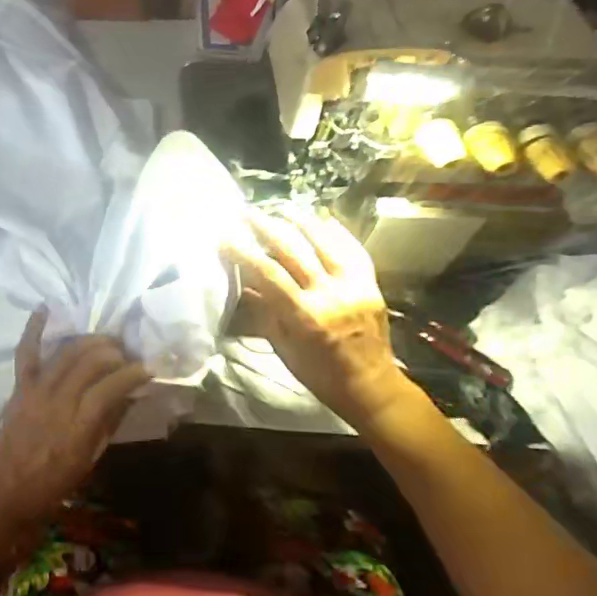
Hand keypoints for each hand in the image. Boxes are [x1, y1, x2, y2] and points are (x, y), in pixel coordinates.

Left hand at [0, 310, 150, 530]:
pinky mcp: (20, 387)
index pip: (111, 387)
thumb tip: (128, 395)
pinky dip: (33, 329)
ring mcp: (36, 390)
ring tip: (106, 341)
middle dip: (114, 352)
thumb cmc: (53, 483)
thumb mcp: (89, 459)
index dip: (133, 373)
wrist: (7, 491)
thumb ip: (108, 424)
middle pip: (90, 362)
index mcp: (78, 425)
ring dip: (89, 341)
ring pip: (66, 352)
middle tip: (127, 354)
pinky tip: (44, 309)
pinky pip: (26, 353)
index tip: (148, 368)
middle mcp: (58, 401)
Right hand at [224, 208, 425, 434]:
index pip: (267, 273)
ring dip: (301, 222)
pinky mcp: (371, 285)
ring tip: (283, 209)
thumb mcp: (283, 347)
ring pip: (325, 243)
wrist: (371, 387)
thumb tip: (244, 283)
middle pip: (293, 251)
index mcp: (304, 315)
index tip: (225, 237)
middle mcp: (329, 295)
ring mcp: (354, 286)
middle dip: (267, 228)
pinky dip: (338, 232)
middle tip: (248, 213)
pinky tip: (323, 219)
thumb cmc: (319, 374)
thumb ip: (265, 312)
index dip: (243, 251)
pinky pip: (354, 250)